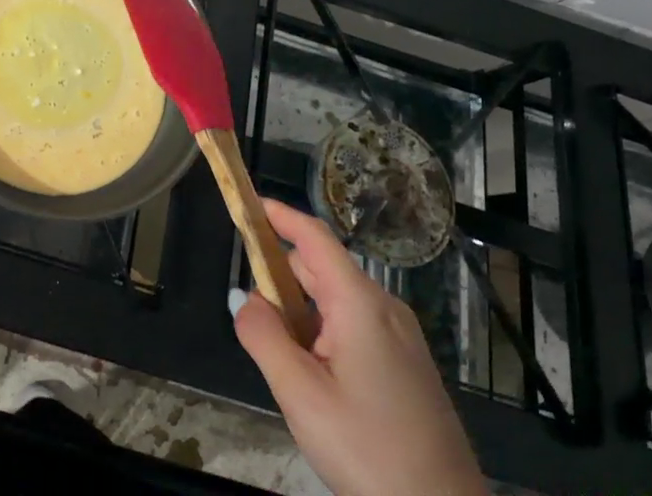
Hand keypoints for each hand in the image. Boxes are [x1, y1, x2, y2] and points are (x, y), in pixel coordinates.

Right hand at [235, 199, 485, 495]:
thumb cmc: (367, 447)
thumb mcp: (300, 393)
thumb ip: (264, 337)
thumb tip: (245, 298)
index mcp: (360, 305)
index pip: (315, 238)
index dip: (280, 216)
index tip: (247, 202)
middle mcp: (385, 310)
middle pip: (322, 270)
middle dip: (280, 277)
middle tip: (249, 314)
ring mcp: (401, 338)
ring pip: (336, 302)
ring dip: (299, 312)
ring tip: (279, 358)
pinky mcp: (406, 365)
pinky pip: (354, 328)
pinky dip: (321, 333)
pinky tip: (312, 377)